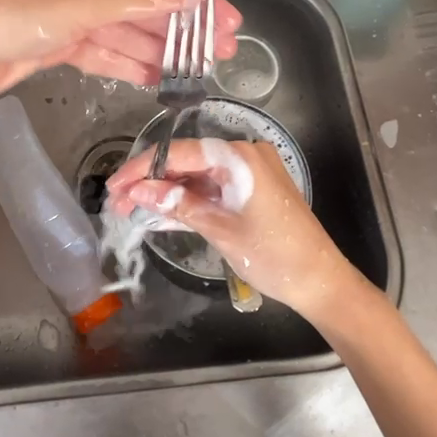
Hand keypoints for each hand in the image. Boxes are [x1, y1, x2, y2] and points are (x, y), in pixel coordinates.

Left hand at [0, 0, 239, 108]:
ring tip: (198, 71)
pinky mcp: (62, 42)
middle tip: (223, 51)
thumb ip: (140, 0)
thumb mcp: (84, 5)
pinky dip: (130, 64)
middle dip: (182, 28)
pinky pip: (106, 51)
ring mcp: (74, 12)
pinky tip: (158, 79)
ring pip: (128, 31)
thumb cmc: (15, 14)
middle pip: (145, 4)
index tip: (228, 20)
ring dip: (160, 50)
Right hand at [105, 139, 365, 318]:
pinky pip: (210, 189)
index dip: (143, 168)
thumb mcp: (221, 231)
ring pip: (195, 176)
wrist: (321, 283)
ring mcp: (247, 174)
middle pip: (186, 161)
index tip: (114, 185)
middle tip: (116, 202)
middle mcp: (244, 156)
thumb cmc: (275, 257)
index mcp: (240, 157)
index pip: (180, 152)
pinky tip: (158, 212)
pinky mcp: (249, 192)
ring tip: (128, 209)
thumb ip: (179, 205)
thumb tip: (137, 191)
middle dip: (149, 181)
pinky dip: (186, 201)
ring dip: (164, 192)